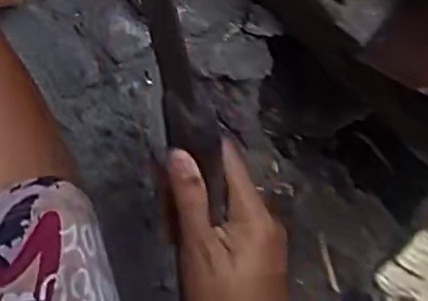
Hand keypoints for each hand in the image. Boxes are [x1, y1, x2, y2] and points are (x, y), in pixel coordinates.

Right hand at [168, 140, 286, 300]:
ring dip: (192, 205)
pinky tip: (183, 237)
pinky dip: (203, 222)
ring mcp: (263, 237)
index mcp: (256, 213)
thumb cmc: (221, 298)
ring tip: (170, 225)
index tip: (169, 142)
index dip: (198, 143)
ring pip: (220, 201)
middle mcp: (266, 219)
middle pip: (221, 179)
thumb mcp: (199, 248)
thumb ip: (189, 196)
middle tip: (162, 200)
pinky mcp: (256, 253)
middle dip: (188, 183)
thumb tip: (178, 149)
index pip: (228, 156)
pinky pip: (226, 221)